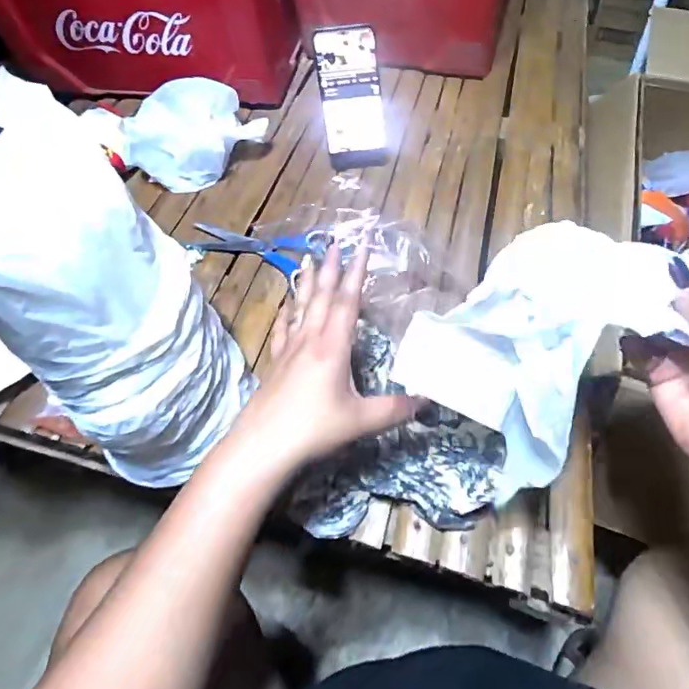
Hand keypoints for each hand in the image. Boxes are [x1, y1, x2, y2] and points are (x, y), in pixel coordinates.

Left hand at [232, 242, 417, 473]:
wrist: (261, 446)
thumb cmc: (313, 428)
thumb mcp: (361, 421)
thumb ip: (395, 409)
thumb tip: (427, 400)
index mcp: (332, 346)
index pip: (348, 302)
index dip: (357, 273)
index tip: (361, 246)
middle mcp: (310, 340)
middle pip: (323, 297)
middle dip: (332, 268)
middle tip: (335, 242)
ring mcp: (289, 350)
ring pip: (301, 307)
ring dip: (308, 283)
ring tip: (309, 260)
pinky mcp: (276, 363)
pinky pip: (284, 330)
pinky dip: (288, 313)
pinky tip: (287, 308)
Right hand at [625, 262, 688, 501]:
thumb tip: (677, 274)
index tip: (659, 254)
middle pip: (682, 300)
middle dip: (659, 285)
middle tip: (627, 264)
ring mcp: (683, 353)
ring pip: (659, 321)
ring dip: (641, 306)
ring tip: (617, 285)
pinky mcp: (660, 373)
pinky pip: (643, 346)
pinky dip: (631, 333)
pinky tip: (617, 317)